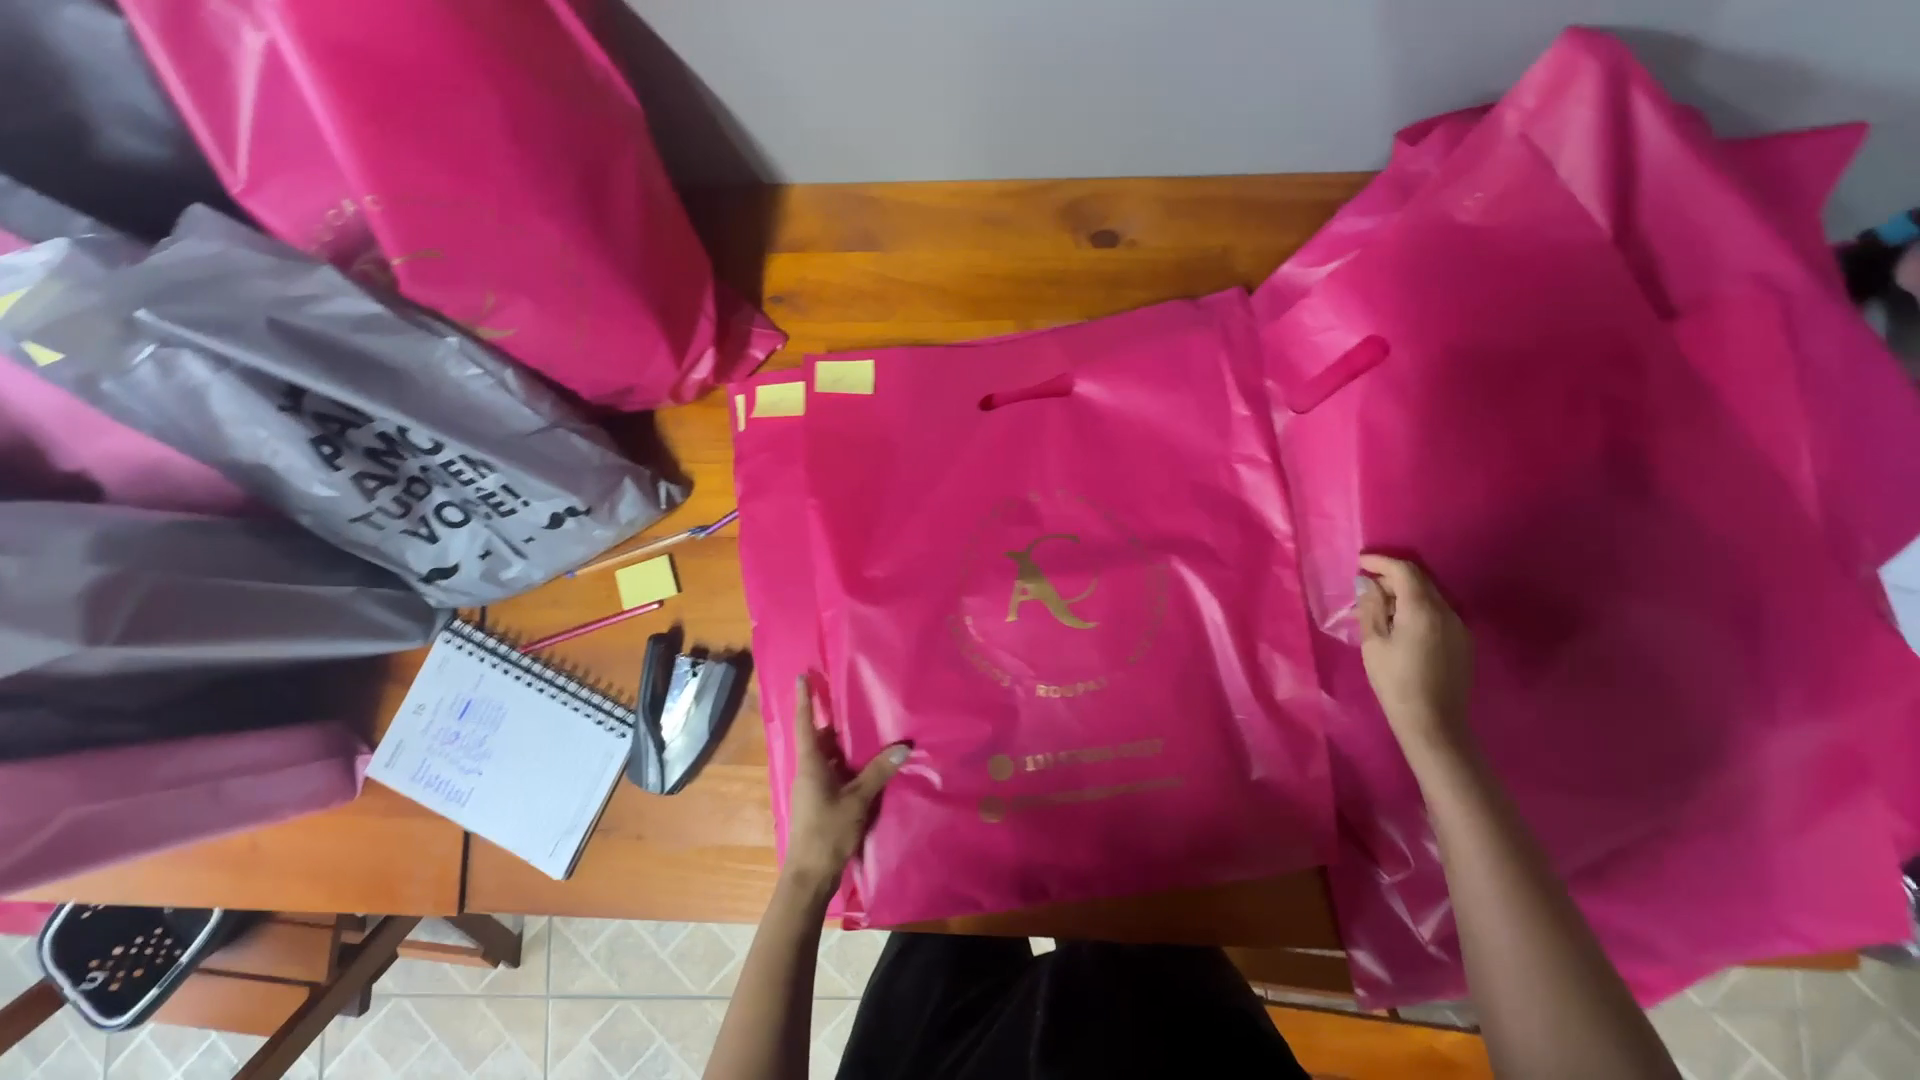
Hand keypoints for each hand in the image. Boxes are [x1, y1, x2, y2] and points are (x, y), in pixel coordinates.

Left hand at [784, 676, 909, 892]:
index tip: (803, 676)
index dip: (806, 700)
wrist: (810, 875)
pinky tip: (866, 766)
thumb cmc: (828, 832)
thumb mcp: (857, 801)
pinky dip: (847, 765)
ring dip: (842, 745)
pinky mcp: (820, 803)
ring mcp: (812, 789)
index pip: (806, 724)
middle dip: (833, 721)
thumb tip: (902, 748)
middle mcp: (808, 772)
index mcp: (810, 764)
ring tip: (865, 729)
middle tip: (852, 701)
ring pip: (827, 757)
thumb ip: (878, 773)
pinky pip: (834, 774)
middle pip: (818, 739)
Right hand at [1357, 554, 1474, 755]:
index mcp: (1423, 609)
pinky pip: (1438, 614)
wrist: (1433, 722)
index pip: (1404, 571)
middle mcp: (1447, 611)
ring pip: (1430, 598)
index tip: (1360, 562)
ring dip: (1404, 596)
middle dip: (1391, 578)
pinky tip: (1400, 627)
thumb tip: (1368, 585)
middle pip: (1419, 582)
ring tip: (1378, 609)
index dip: (1381, 562)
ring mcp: (1459, 627)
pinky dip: (1417, 611)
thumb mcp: (1374, 644)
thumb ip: (1371, 609)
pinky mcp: (1463, 642)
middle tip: (1365, 587)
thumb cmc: (1395, 682)